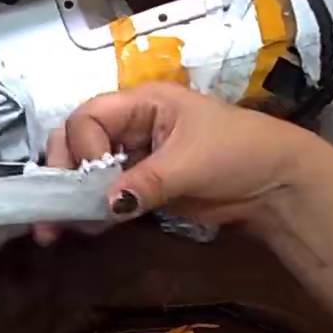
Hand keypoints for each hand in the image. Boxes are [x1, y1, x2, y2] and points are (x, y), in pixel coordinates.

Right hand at [40, 83, 332, 237]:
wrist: (276, 187)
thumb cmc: (240, 154)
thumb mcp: (191, 163)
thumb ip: (146, 181)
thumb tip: (107, 205)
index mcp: (142, 104)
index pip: (88, 117)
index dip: (84, 146)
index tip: (97, 175)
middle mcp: (127, 126)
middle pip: (74, 139)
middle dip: (63, 169)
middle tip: (57, 202)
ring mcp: (129, 156)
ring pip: (81, 168)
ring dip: (69, 195)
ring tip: (57, 226)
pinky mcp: (134, 184)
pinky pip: (100, 194)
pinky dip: (88, 211)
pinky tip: (81, 228)